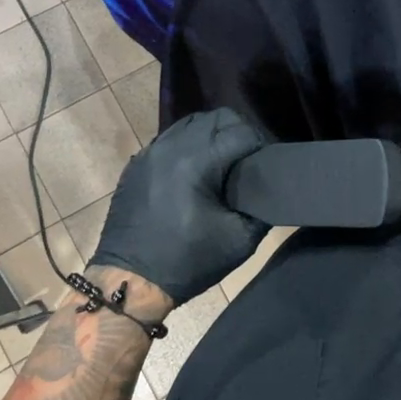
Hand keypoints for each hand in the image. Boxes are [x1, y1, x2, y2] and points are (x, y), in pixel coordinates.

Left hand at [88, 109, 269, 304]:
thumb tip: (270, 185)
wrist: (130, 282)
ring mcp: (150, 153)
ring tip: (223, 163)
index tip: (267, 167)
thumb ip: (262, 206)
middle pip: (217, 118)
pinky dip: (189, 146)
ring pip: (191, 123)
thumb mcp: (240, 240)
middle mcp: (172, 147)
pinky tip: (196, 172)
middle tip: (248, 161)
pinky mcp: (137, 164)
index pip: (242, 133)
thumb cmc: (188, 262)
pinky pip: (170, 139)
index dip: (261, 147)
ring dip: (213, 136)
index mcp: (197, 162)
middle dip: (239, 133)